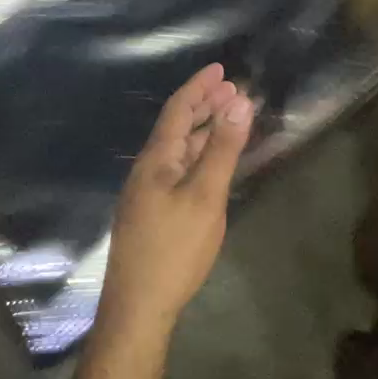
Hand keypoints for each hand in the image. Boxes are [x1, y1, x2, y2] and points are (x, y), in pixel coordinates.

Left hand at [100, 64, 254, 336]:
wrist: (137, 309)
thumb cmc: (174, 248)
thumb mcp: (205, 195)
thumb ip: (222, 148)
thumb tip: (240, 102)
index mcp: (156, 159)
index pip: (177, 110)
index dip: (199, 87)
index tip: (220, 69)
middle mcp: (147, 170)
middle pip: (176, 127)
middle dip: (203, 105)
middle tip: (232, 90)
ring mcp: (146, 194)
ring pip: (178, 150)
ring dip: (203, 131)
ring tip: (229, 119)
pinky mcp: (152, 215)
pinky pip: (178, 169)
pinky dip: (198, 155)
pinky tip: (211, 164)